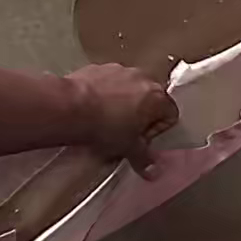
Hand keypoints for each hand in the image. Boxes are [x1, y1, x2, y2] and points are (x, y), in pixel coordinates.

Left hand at [66, 63, 177, 177]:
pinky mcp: (99, 67)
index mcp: (157, 97)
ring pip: (129, 89)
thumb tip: (153, 172)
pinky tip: (91, 109)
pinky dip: (105, 94)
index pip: (170, 114)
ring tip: (105, 120)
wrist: (70, 107)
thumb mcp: (128, 148)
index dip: (156, 131)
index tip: (140, 140)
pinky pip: (109, 82)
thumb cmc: (105, 126)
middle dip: (140, 116)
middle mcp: (143, 78)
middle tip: (124, 132)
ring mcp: (120, 70)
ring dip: (122, 103)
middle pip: (150, 100)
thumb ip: (144, 159)